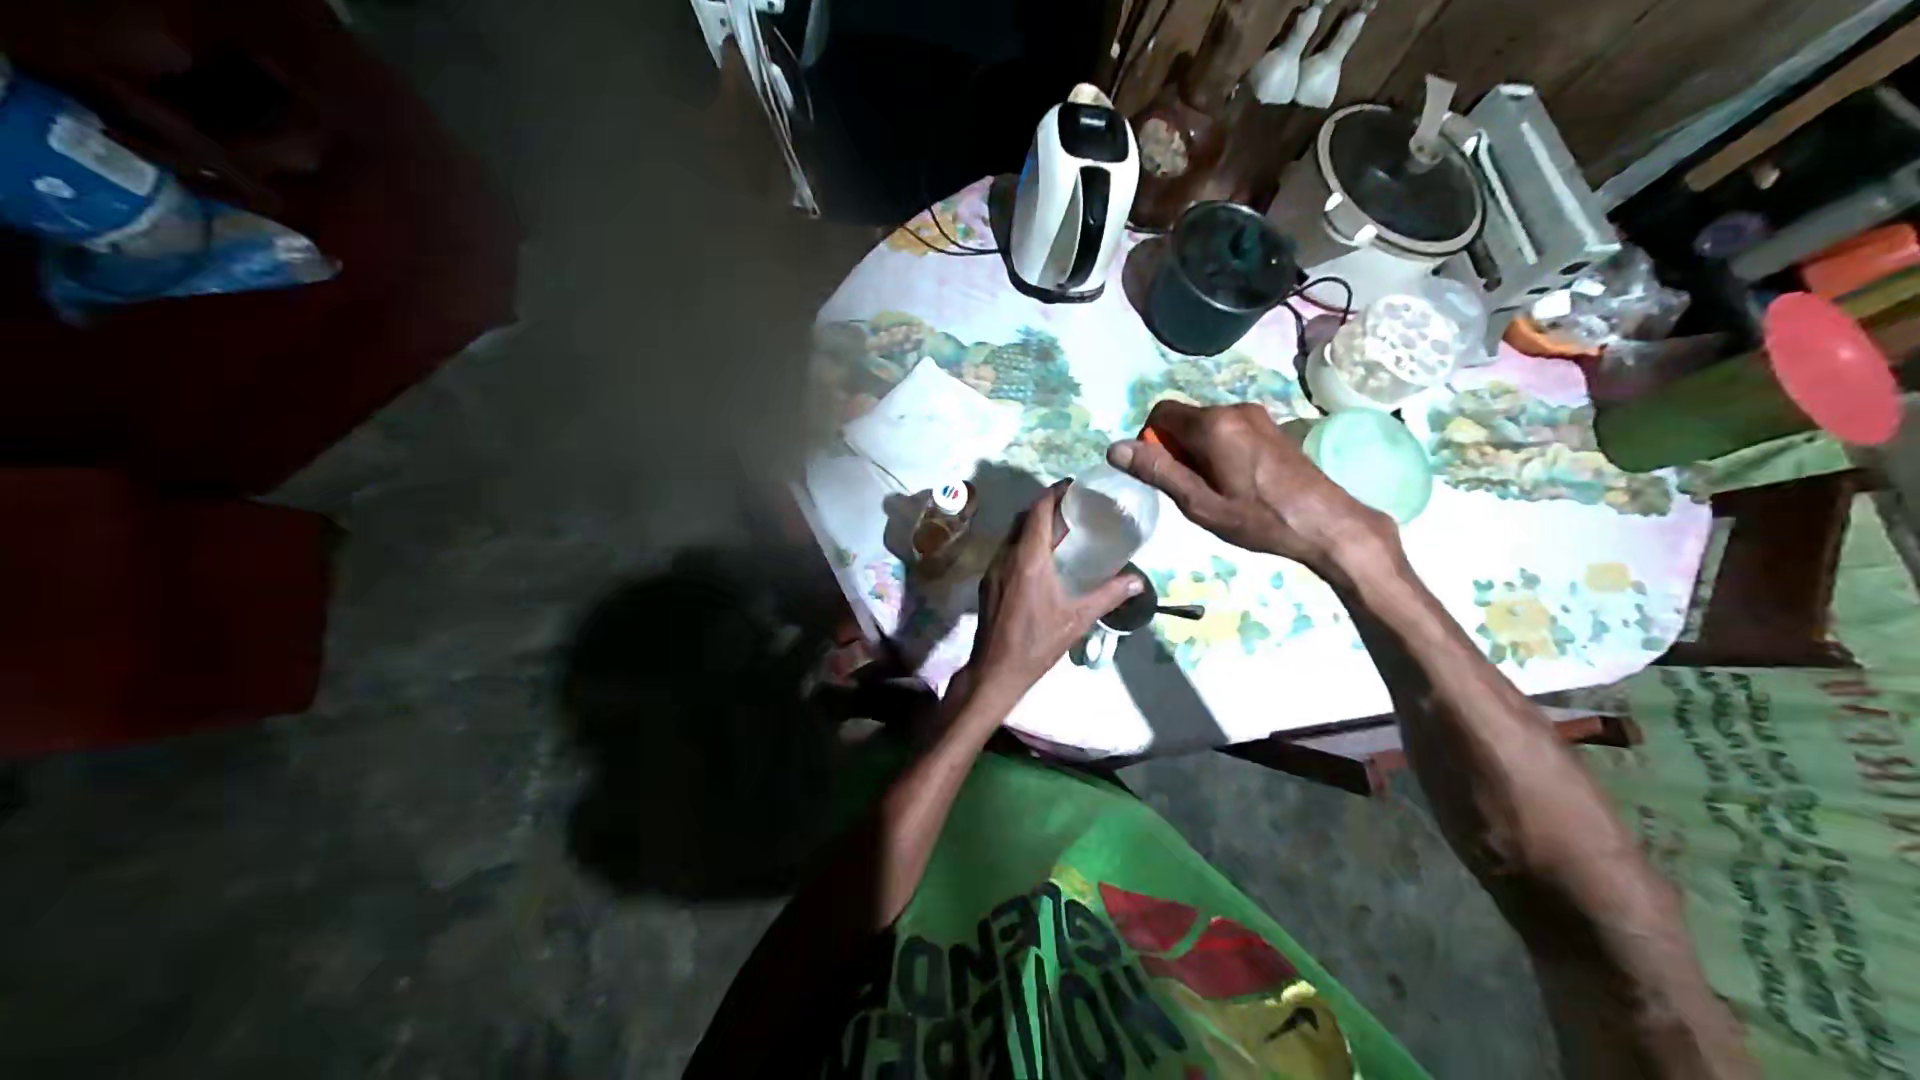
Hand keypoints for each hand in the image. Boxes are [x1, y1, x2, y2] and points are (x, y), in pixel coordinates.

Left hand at [962, 482, 1143, 708]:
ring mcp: (993, 569)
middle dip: (1046, 506)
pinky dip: (1024, 544)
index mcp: (1028, 559)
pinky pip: (1007, 551)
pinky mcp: (989, 583)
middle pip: (1024, 518)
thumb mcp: (1078, 619)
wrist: (996, 669)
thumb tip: (1138, 582)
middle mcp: (1006, 557)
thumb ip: (1108, 595)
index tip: (1073, 486)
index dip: (1054, 493)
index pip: (1038, 511)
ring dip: (1033, 525)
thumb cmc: (1037, 642)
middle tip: (1073, 507)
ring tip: (1060, 529)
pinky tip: (1041, 559)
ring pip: (1013, 535)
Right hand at [1106, 401, 1397, 576]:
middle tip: (1191, 489)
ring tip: (1215, 490)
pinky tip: (1236, 482)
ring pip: (1206, 426)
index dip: (1150, 442)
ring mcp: (1256, 415)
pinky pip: (1228, 430)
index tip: (1164, 475)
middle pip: (1184, 420)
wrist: (1327, 523)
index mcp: (1212, 424)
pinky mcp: (1271, 427)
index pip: (1160, 413)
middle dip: (1175, 449)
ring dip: (1197, 452)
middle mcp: (1233, 409)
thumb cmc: (1259, 518)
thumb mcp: (1200, 503)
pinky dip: (1219, 450)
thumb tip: (1115, 449)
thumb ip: (1157, 472)